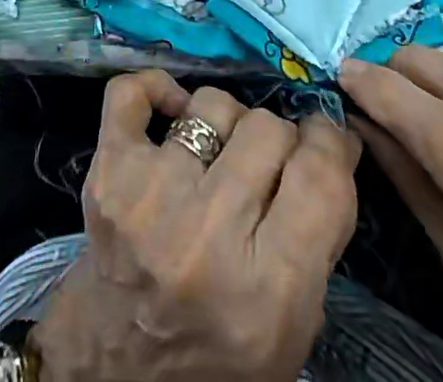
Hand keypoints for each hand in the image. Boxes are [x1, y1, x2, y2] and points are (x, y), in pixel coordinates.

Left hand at [32, 71, 361, 381]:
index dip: (332, 143)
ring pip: (212, 105)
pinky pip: (130, 92)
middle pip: (268, 131)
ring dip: (228, 120)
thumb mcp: (295, 320)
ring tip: (221, 150)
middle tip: (269, 160)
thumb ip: (321, 233)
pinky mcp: (107, 170)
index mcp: (266, 287)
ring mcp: (149, 196)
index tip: (326, 138)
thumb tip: (335, 141)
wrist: (121, 353)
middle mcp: (205, 234)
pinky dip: (155, 88)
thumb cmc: (218, 343)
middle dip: (281, 138)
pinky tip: (173, 113)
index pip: (319, 178)